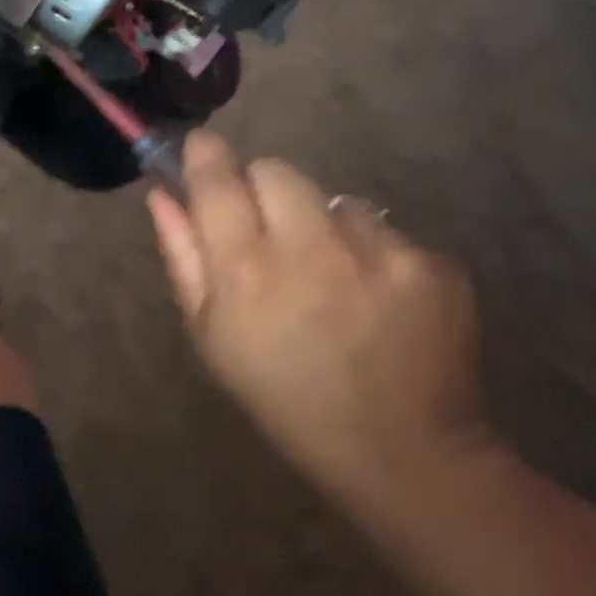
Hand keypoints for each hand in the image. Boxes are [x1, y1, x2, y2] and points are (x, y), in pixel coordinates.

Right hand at [146, 131, 495, 500]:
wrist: (400, 449)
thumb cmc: (280, 392)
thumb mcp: (210, 334)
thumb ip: (183, 256)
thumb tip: (162, 194)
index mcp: (247, 271)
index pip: (219, 181)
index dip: (206, 155)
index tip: (202, 146)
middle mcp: (312, 250)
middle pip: (277, 170)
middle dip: (263, 188)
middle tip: (269, 229)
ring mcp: (380, 255)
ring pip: (334, 200)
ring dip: (323, 224)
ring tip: (332, 276)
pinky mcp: (433, 265)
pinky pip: (386, 232)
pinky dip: (372, 253)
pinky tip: (375, 297)